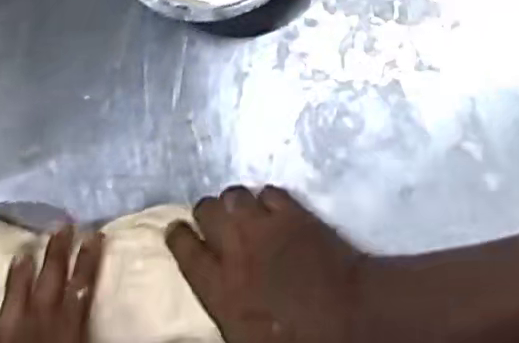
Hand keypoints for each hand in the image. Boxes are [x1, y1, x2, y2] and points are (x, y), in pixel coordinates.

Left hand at [0, 225, 102, 342]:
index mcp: (67, 323)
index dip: (89, 257)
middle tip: (62, 225)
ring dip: (18, 278)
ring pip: (14, 302)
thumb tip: (109, 314)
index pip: (82, 282)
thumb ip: (87, 327)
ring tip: (20, 253)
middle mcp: (38, 323)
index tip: (94, 232)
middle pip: (50, 281)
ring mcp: (6, 340)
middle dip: (57, 252)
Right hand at [165, 185, 370, 342]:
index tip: (174, 229)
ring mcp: (266, 224)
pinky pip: (270, 192)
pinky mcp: (294, 211)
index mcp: (219, 289)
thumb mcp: (240, 340)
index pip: (186, 251)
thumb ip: (217, 320)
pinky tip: (269, 207)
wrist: (344, 314)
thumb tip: (193, 323)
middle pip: (207, 211)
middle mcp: (237, 248)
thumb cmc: (292, 341)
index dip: (177, 236)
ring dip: (233, 201)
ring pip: (236, 194)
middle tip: (209, 218)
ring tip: (237, 209)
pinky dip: (265, 198)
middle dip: (204, 211)